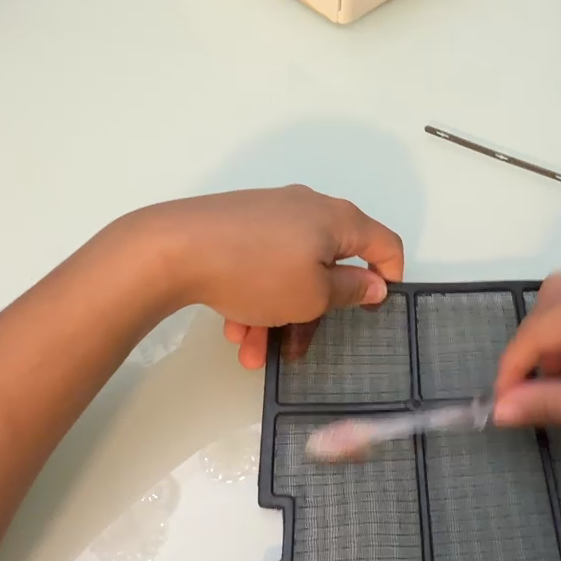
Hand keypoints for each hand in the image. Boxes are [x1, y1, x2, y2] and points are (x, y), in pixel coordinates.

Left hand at [117, 186, 404, 367]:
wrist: (172, 248)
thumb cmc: (256, 271)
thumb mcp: (313, 294)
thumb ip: (350, 290)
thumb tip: (375, 282)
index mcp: (338, 219)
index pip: (385, 243)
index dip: (388, 278)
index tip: (372, 311)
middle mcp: (308, 208)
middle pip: (330, 264)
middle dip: (315, 312)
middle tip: (298, 348)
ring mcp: (271, 213)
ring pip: (291, 270)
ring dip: (278, 314)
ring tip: (251, 351)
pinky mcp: (239, 223)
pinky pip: (262, 263)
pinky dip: (255, 295)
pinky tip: (233, 326)